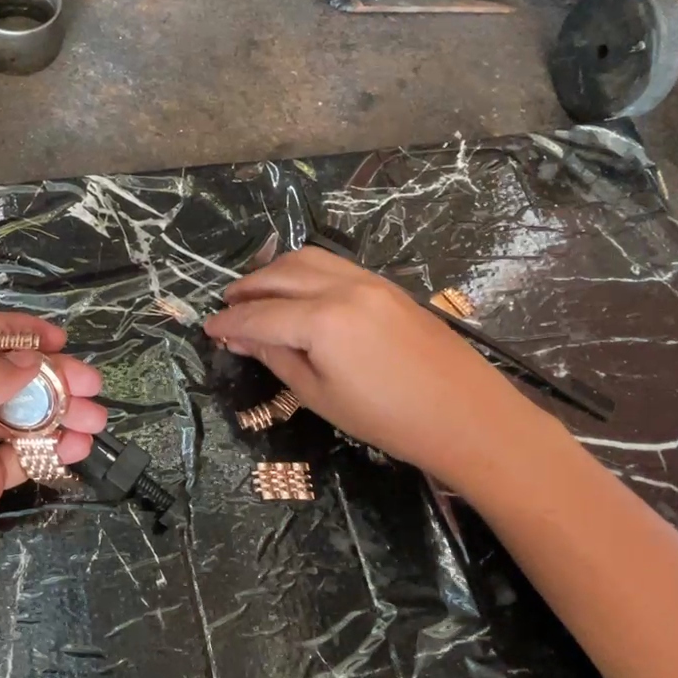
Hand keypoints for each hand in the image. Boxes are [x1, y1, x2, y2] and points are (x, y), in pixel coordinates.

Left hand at [0, 313, 104, 658]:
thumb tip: (26, 359)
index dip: (11, 331)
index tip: (57, 340)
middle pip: (2, 376)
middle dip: (49, 376)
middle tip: (91, 387)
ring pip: (18, 415)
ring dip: (58, 412)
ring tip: (94, 422)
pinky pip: (23, 455)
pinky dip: (51, 448)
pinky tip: (75, 451)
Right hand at [202, 248, 561, 484]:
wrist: (469, 418)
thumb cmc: (389, 419)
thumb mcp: (319, 396)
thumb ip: (276, 358)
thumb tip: (240, 337)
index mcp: (322, 321)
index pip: (259, 315)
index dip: (228, 323)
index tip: (207, 329)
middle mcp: (343, 288)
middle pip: (279, 274)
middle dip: (246, 289)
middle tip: (226, 308)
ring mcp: (369, 281)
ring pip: (308, 258)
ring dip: (275, 272)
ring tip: (257, 294)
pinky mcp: (388, 285)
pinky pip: (334, 264)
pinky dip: (305, 271)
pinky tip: (298, 293)